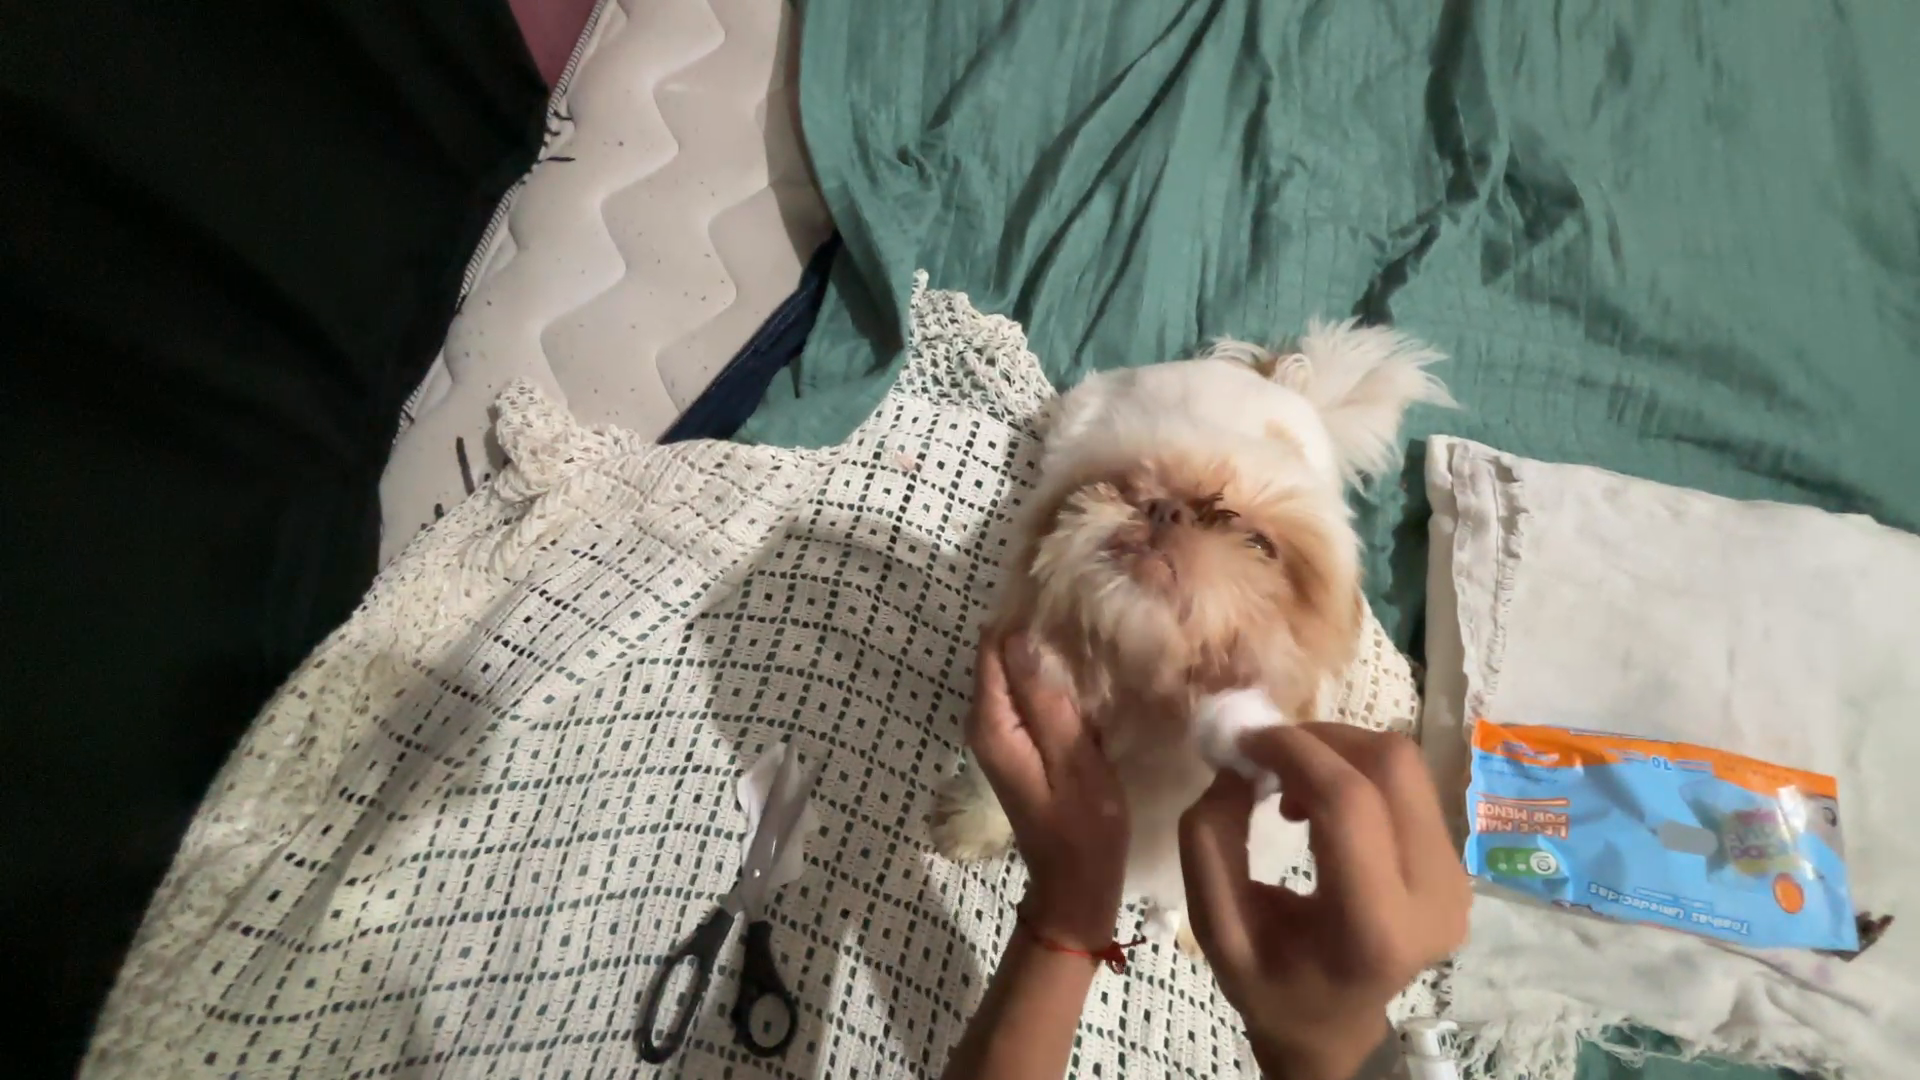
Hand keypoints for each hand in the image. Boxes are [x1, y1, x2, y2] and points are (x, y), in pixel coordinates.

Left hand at [967, 630, 1129, 951]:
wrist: (1075, 884)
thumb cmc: (1083, 827)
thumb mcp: (1074, 760)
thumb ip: (1044, 700)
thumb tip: (1020, 637)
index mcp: (992, 722)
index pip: (992, 647)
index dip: (1021, 618)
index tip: (1061, 597)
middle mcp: (984, 721)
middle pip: (1000, 655)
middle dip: (1033, 631)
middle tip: (1082, 612)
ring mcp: (998, 732)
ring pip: (1014, 672)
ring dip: (1043, 654)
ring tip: (1086, 632)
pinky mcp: (1016, 741)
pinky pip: (1025, 694)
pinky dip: (1048, 680)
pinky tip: (1081, 673)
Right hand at [1178, 723, 1469, 1079]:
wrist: (1333, 1026)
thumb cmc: (1268, 983)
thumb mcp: (1214, 926)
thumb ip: (1209, 841)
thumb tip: (1237, 765)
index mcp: (1373, 926)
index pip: (1349, 801)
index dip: (1293, 750)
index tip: (1243, 742)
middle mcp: (1433, 898)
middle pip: (1391, 765)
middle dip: (1318, 740)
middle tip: (1266, 757)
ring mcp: (1454, 881)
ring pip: (1401, 764)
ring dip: (1334, 752)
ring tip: (1289, 785)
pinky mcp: (1454, 864)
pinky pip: (1405, 781)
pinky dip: (1351, 768)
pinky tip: (1318, 800)